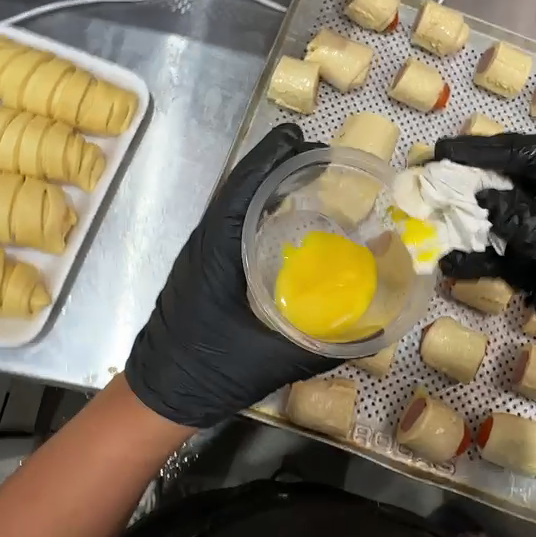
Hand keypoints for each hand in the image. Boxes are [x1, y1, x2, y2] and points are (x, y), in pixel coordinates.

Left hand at [124, 124, 339, 427]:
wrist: (162, 393)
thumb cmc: (209, 370)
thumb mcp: (273, 358)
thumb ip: (323, 346)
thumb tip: (373, 331)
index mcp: (217, 249)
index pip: (244, 186)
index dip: (274, 158)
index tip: (309, 143)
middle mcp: (207, 241)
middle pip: (242, 186)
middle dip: (280, 165)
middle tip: (324, 160)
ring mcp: (203, 252)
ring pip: (237, 203)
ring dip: (269, 184)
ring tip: (311, 177)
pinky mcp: (206, 266)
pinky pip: (236, 223)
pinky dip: (261, 209)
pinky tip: (289, 220)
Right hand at [434, 133, 535, 393]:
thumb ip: (526, 221)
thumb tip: (482, 197)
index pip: (532, 155)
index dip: (491, 147)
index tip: (449, 149)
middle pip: (510, 181)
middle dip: (471, 177)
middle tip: (430, 172)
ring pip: (499, 220)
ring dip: (466, 218)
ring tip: (430, 214)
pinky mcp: (535, 274)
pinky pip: (497, 258)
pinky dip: (473, 259)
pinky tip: (448, 264)